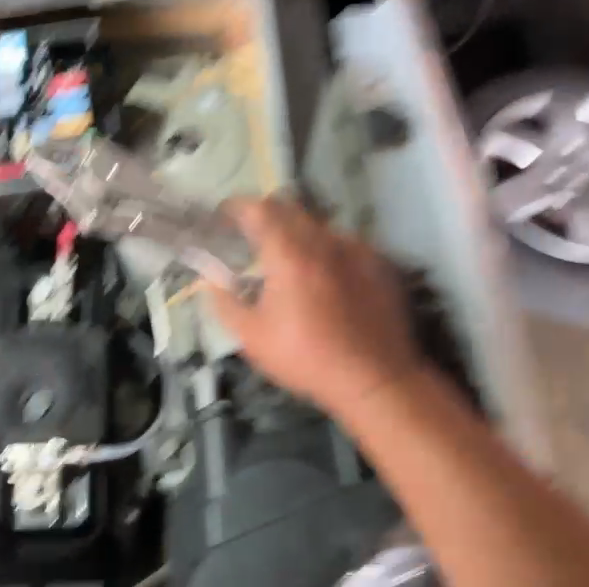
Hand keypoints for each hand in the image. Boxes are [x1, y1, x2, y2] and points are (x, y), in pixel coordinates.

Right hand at [205, 197, 424, 419]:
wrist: (377, 381)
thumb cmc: (308, 359)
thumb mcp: (254, 339)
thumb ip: (225, 304)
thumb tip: (209, 281)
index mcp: (288, 253)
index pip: (258, 209)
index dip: (237, 206)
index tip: (225, 215)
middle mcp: (322, 240)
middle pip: (289, 208)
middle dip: (267, 215)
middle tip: (254, 235)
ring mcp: (356, 249)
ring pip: (320, 224)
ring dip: (300, 232)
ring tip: (293, 258)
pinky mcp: (379, 263)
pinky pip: (347, 243)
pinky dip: (330, 250)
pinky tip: (329, 276)